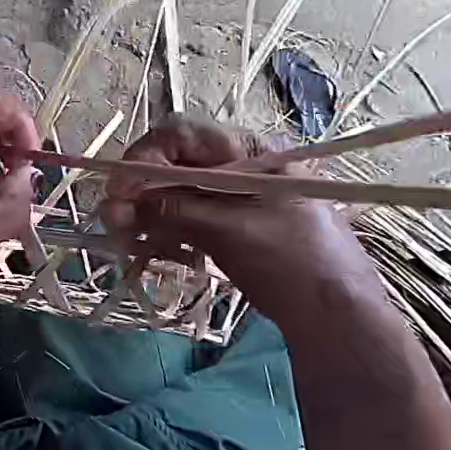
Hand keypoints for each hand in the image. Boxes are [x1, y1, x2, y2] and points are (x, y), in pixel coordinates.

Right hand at [100, 116, 382, 327]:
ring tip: (125, 240)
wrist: (336, 314)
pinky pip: (183, 215)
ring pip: (173, 191)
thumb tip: (121, 199)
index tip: (117, 190)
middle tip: (114, 222)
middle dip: (138, 189)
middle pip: (173, 162)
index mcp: (248, 150)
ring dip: (145, 212)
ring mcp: (230, 194)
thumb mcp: (231, 229)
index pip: (182, 135)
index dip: (143, 157)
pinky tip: (146, 248)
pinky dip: (162, 229)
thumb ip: (176, 208)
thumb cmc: (293, 261)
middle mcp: (235, 164)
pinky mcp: (226, 222)